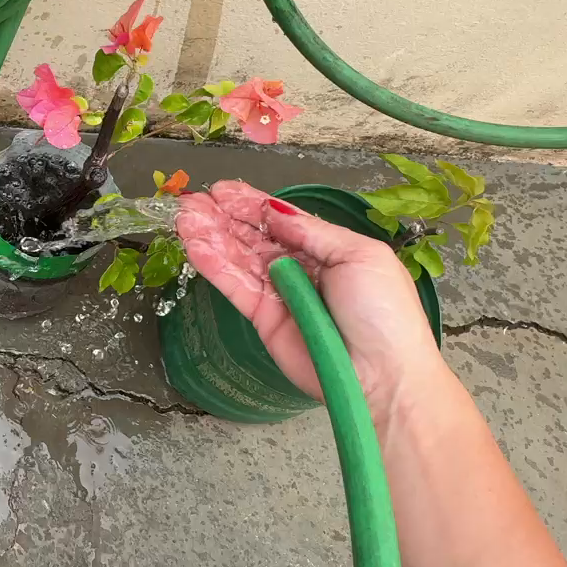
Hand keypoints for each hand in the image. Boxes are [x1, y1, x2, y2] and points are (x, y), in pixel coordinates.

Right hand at [175, 181, 450, 430]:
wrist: (383, 376)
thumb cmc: (383, 313)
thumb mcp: (359, 255)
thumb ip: (312, 231)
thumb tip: (273, 210)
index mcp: (325, 249)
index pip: (279, 219)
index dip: (249, 203)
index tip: (221, 190)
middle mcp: (297, 267)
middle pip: (251, 236)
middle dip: (221, 217)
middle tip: (189, 202)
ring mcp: (277, 293)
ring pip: (237, 258)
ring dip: (210, 237)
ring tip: (183, 220)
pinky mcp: (262, 317)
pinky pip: (235, 286)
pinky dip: (214, 266)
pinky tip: (194, 247)